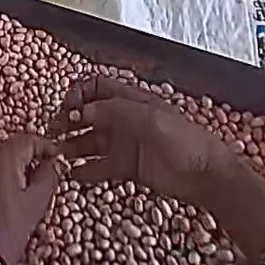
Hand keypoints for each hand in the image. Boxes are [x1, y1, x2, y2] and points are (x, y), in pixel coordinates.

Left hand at [0, 132, 62, 264]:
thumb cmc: (5, 233)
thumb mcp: (35, 206)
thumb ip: (48, 178)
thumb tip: (55, 162)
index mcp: (3, 158)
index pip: (28, 139)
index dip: (47, 146)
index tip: (60, 159)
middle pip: (13, 149)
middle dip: (32, 161)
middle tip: (49, 180)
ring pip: (1, 164)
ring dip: (18, 173)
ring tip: (32, 198)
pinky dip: (3, 183)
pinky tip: (11, 205)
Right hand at [51, 75, 229, 204]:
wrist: (208, 177)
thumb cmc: (183, 140)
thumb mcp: (148, 118)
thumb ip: (113, 110)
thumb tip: (81, 111)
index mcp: (129, 100)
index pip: (95, 87)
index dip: (78, 93)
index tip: (67, 108)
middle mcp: (123, 119)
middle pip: (87, 114)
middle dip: (69, 120)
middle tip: (56, 133)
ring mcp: (124, 143)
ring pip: (89, 140)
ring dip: (72, 145)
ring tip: (58, 154)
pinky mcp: (127, 167)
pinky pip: (99, 166)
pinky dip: (84, 170)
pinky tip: (72, 174)